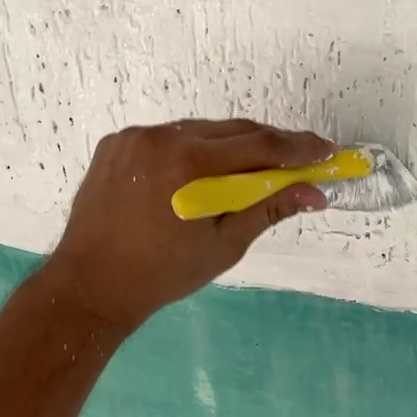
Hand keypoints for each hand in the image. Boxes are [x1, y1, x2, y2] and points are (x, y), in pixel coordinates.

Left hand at [37, 119, 335, 329]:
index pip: (259, 145)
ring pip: (200, 130)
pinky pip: (169, 138)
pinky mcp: (117, 142)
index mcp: (189, 164)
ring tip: (252, 171)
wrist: (89, 285)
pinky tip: (202, 173)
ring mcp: (134, 137)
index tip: (327, 151)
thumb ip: (269, 209)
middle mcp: (160, 138)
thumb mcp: (225, 245)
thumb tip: (316, 194)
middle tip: (300, 161)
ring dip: (230, 146)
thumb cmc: (163, 275)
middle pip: (231, 131)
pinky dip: (193, 150)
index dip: (298, 148)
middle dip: (269, 144)